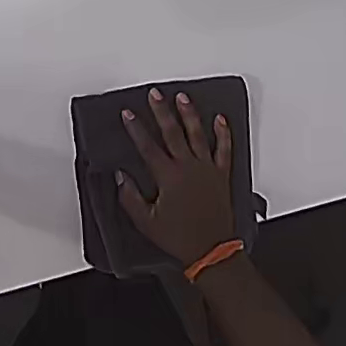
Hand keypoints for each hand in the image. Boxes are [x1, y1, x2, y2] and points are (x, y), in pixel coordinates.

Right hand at [117, 88, 236, 268]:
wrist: (213, 251)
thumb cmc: (180, 238)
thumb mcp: (146, 222)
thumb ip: (130, 197)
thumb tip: (121, 177)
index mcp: (168, 177)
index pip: (147, 146)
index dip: (136, 128)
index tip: (128, 113)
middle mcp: (188, 167)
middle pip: (172, 132)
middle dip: (161, 111)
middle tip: (155, 94)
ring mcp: (207, 169)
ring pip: (197, 134)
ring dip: (189, 114)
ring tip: (182, 97)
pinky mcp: (221, 175)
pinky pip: (224, 149)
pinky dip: (223, 133)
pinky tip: (220, 119)